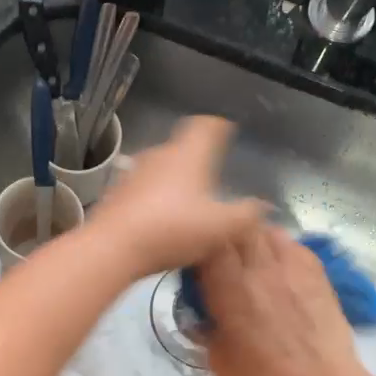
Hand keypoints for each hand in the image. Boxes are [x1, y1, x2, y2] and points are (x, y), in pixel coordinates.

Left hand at [89, 116, 266, 275]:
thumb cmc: (172, 229)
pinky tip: (160, 223)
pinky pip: (141, 192)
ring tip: (187, 204)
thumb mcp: (221, 227)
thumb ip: (247, 215)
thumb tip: (264, 207)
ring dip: (173, 183)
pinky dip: (153, 201)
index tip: (226, 131)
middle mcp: (158, 156)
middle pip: (181, 149)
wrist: (111, 248)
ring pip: (159, 171)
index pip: (206, 126)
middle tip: (212, 180)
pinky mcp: (114, 197)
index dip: (219, 126)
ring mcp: (132, 175)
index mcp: (187, 154)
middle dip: (197, 161)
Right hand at [198, 225, 375, 375]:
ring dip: (253, 238)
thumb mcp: (218, 364)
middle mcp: (262, 269)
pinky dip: (280, 249)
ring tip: (248, 257)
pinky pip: (294, 246)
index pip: (209, 242)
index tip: (193, 259)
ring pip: (268, 231)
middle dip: (224, 235)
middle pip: (239, 227)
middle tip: (218, 256)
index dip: (198, 244)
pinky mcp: (318, 275)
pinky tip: (278, 268)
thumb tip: (204, 317)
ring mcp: (294, 268)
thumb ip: (207, 332)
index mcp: (231, 289)